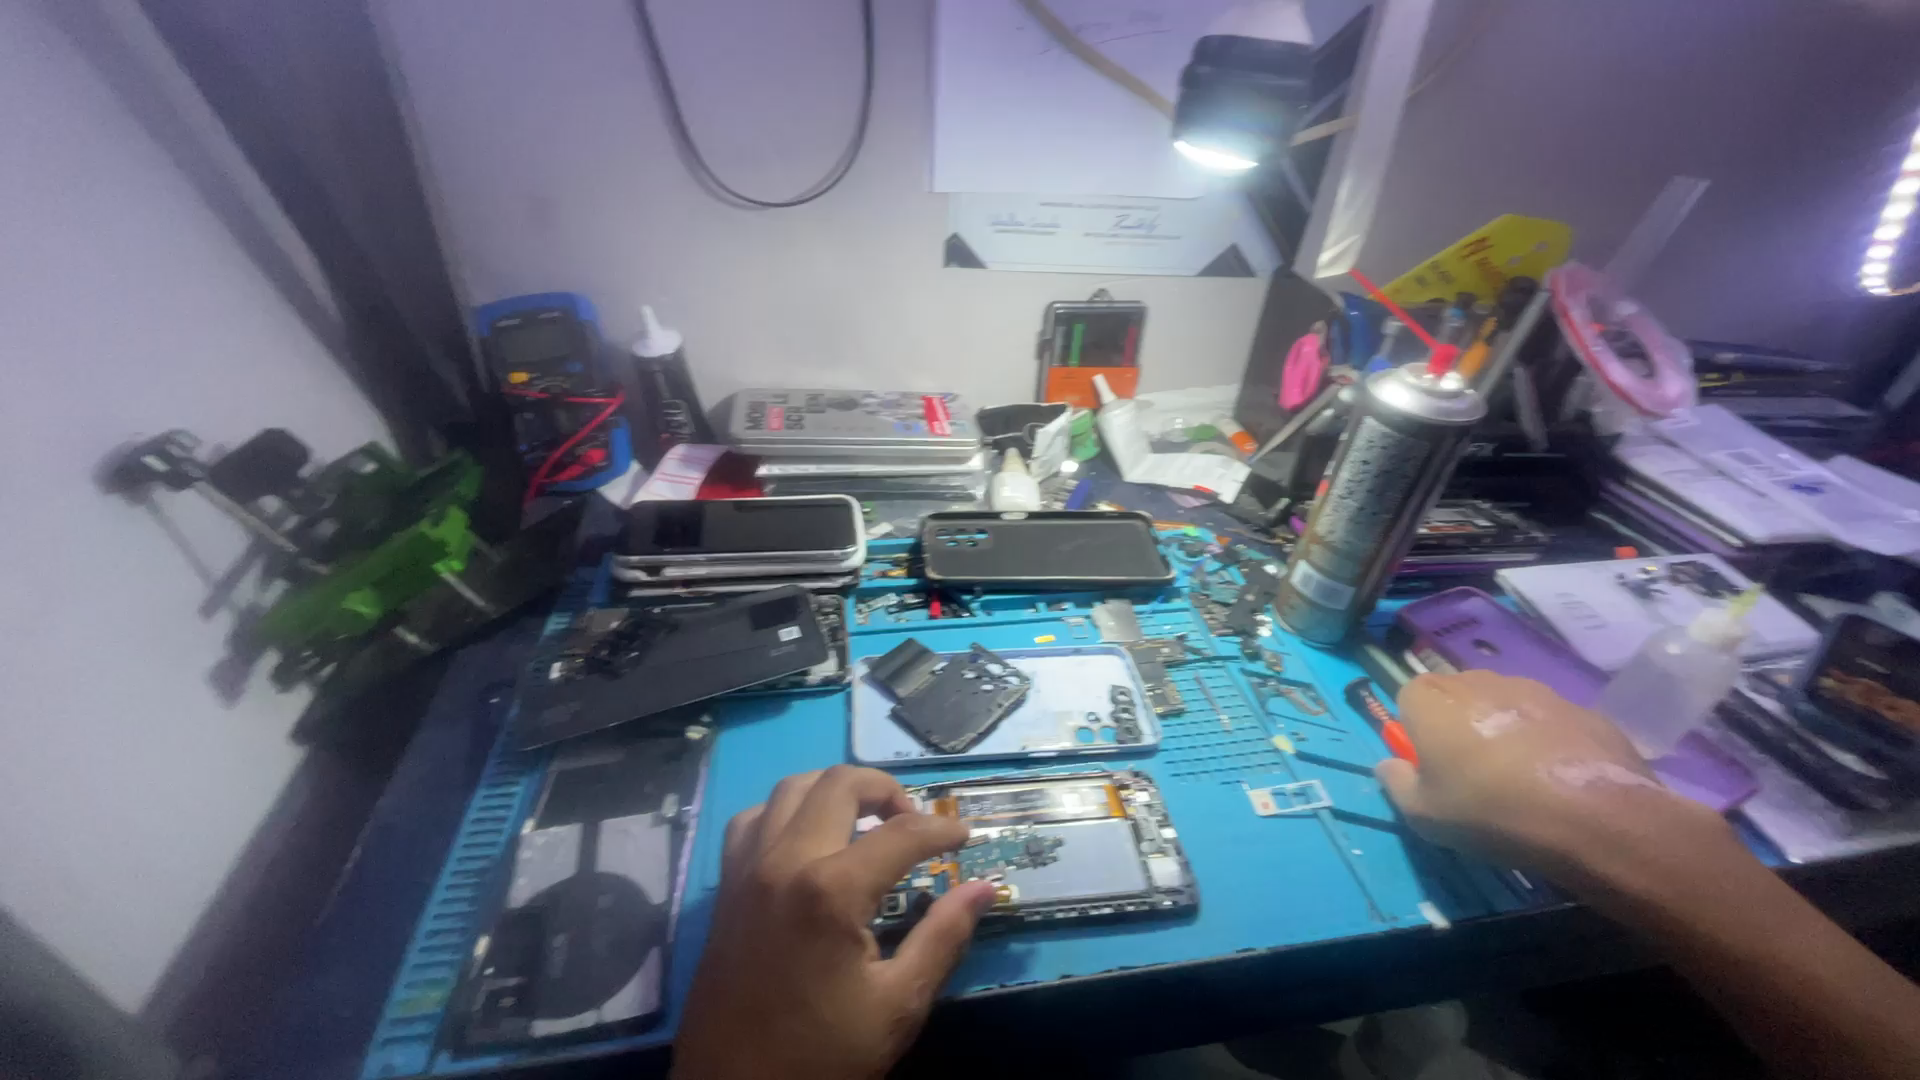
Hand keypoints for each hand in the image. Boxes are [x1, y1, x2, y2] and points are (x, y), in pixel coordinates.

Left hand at [673, 766, 995, 1079]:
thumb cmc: (821, 1057)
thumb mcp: (897, 1006)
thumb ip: (943, 937)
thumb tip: (983, 888)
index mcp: (831, 890)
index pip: (901, 833)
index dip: (941, 829)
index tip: (965, 836)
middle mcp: (785, 861)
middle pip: (841, 783)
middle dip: (887, 790)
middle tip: (914, 824)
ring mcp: (748, 869)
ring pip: (792, 787)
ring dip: (835, 791)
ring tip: (865, 822)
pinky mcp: (726, 886)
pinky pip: (752, 819)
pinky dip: (785, 812)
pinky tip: (806, 839)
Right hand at [1375, 671, 1737, 891]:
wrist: (1595, 820)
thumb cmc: (1489, 811)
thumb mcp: (1422, 814)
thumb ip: (1395, 782)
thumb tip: (1391, 765)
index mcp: (1430, 699)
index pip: (1408, 697)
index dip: (1417, 729)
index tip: (1432, 763)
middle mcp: (1477, 680)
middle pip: (1456, 696)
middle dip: (1459, 723)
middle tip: (1473, 770)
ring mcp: (1534, 689)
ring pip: (1505, 704)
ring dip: (1506, 728)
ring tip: (1523, 776)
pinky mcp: (1583, 709)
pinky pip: (1552, 722)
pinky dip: (1550, 741)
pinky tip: (1562, 780)